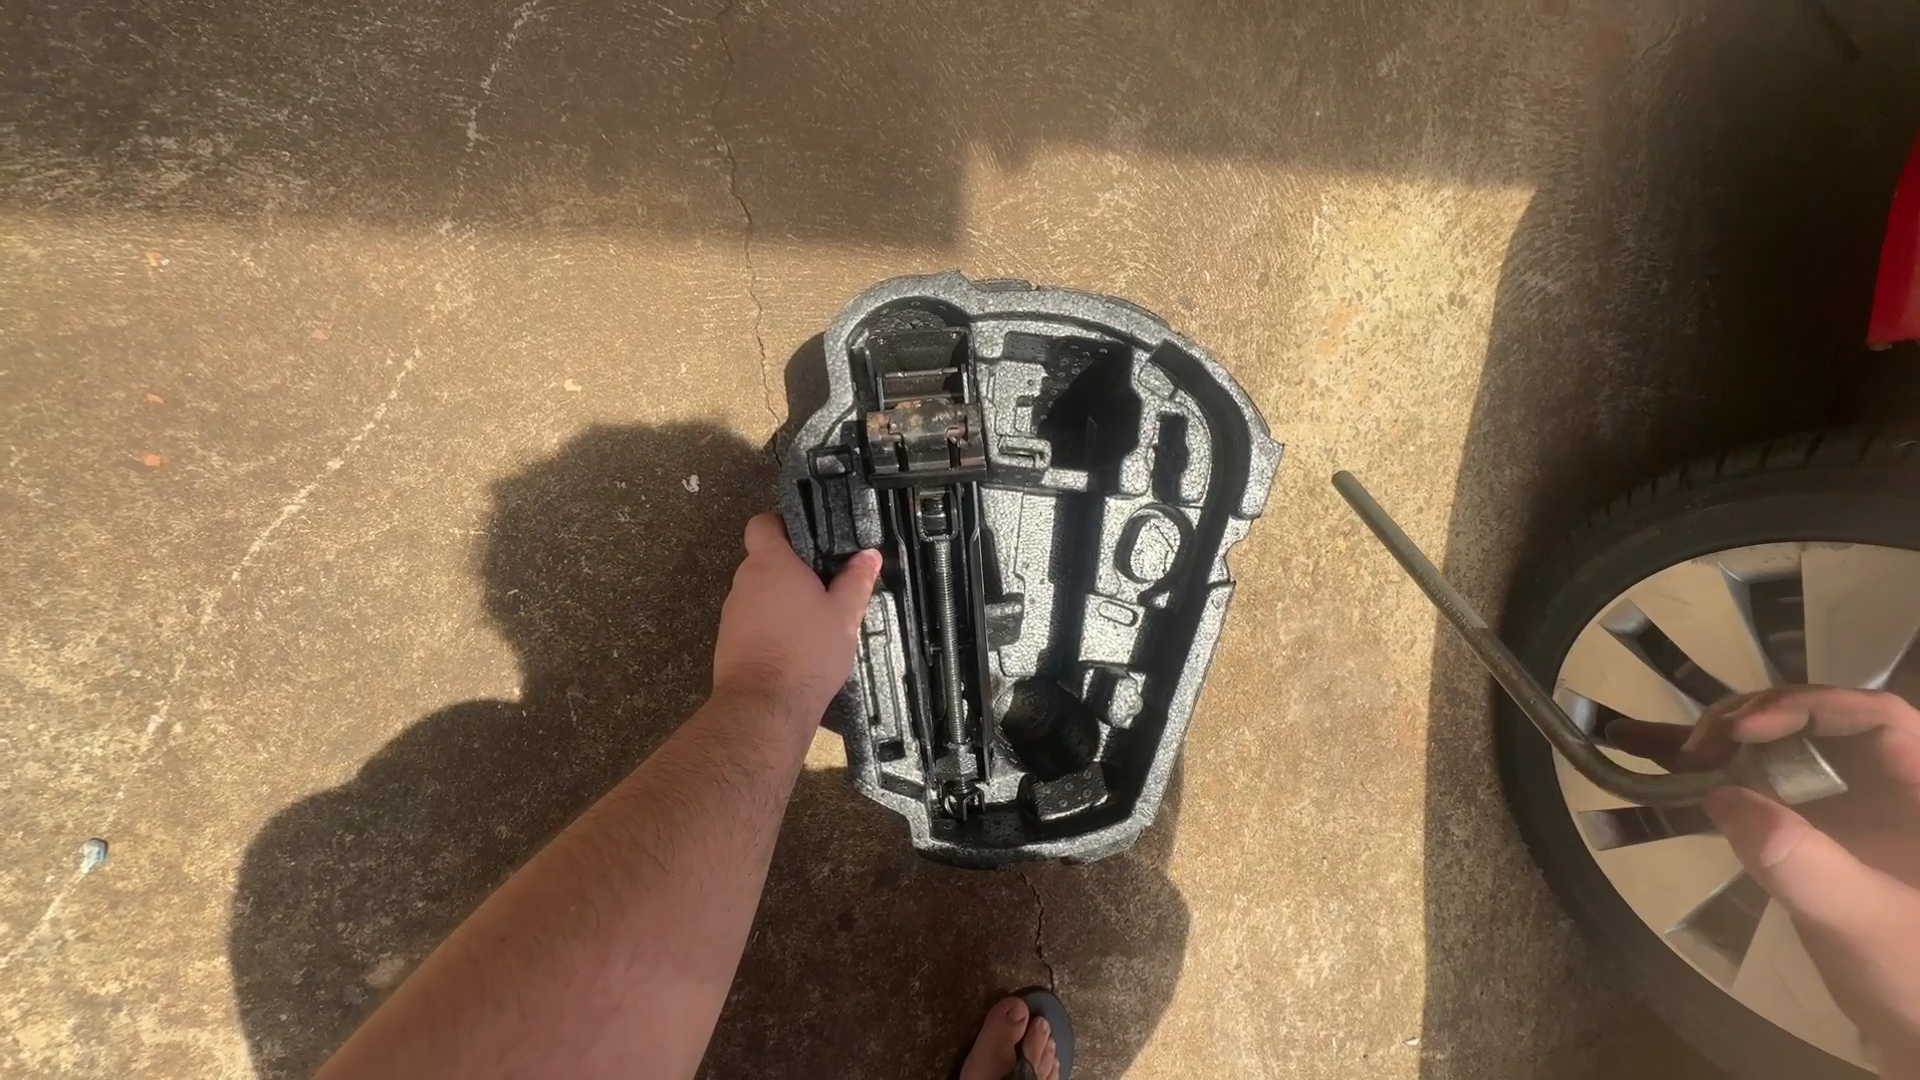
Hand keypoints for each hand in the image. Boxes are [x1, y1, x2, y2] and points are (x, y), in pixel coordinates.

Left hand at [711, 514, 880, 725]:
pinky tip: (796, 643)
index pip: (763, 523)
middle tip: (824, 582)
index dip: (784, 524)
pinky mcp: (729, 640)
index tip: (808, 537)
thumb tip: (869, 557)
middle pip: (764, 559)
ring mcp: (733, 612)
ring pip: (759, 592)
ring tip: (814, 618)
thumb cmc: (806, 653)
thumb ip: (857, 580)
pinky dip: (771, 624)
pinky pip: (753, 620)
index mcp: (771, 563)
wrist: (765, 705)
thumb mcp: (844, 614)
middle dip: (792, 568)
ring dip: (782, 598)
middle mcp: (745, 581)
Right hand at [1610, 686, 1919, 1070]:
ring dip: (1702, 740)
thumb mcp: (1863, 922)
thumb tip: (1722, 796)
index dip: (1806, 708)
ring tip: (1643, 740)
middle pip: (1810, 724)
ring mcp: (1841, 810)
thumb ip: (1798, 859)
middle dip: (1743, 725)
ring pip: (1767, 749)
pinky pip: (1741, 783)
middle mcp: (1886, 791)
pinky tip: (1632, 747)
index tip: (1742, 731)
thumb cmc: (1919, 981)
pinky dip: (1688, 768)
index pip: (1876, 718)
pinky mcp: (1801, 829)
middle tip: (1697, 752)